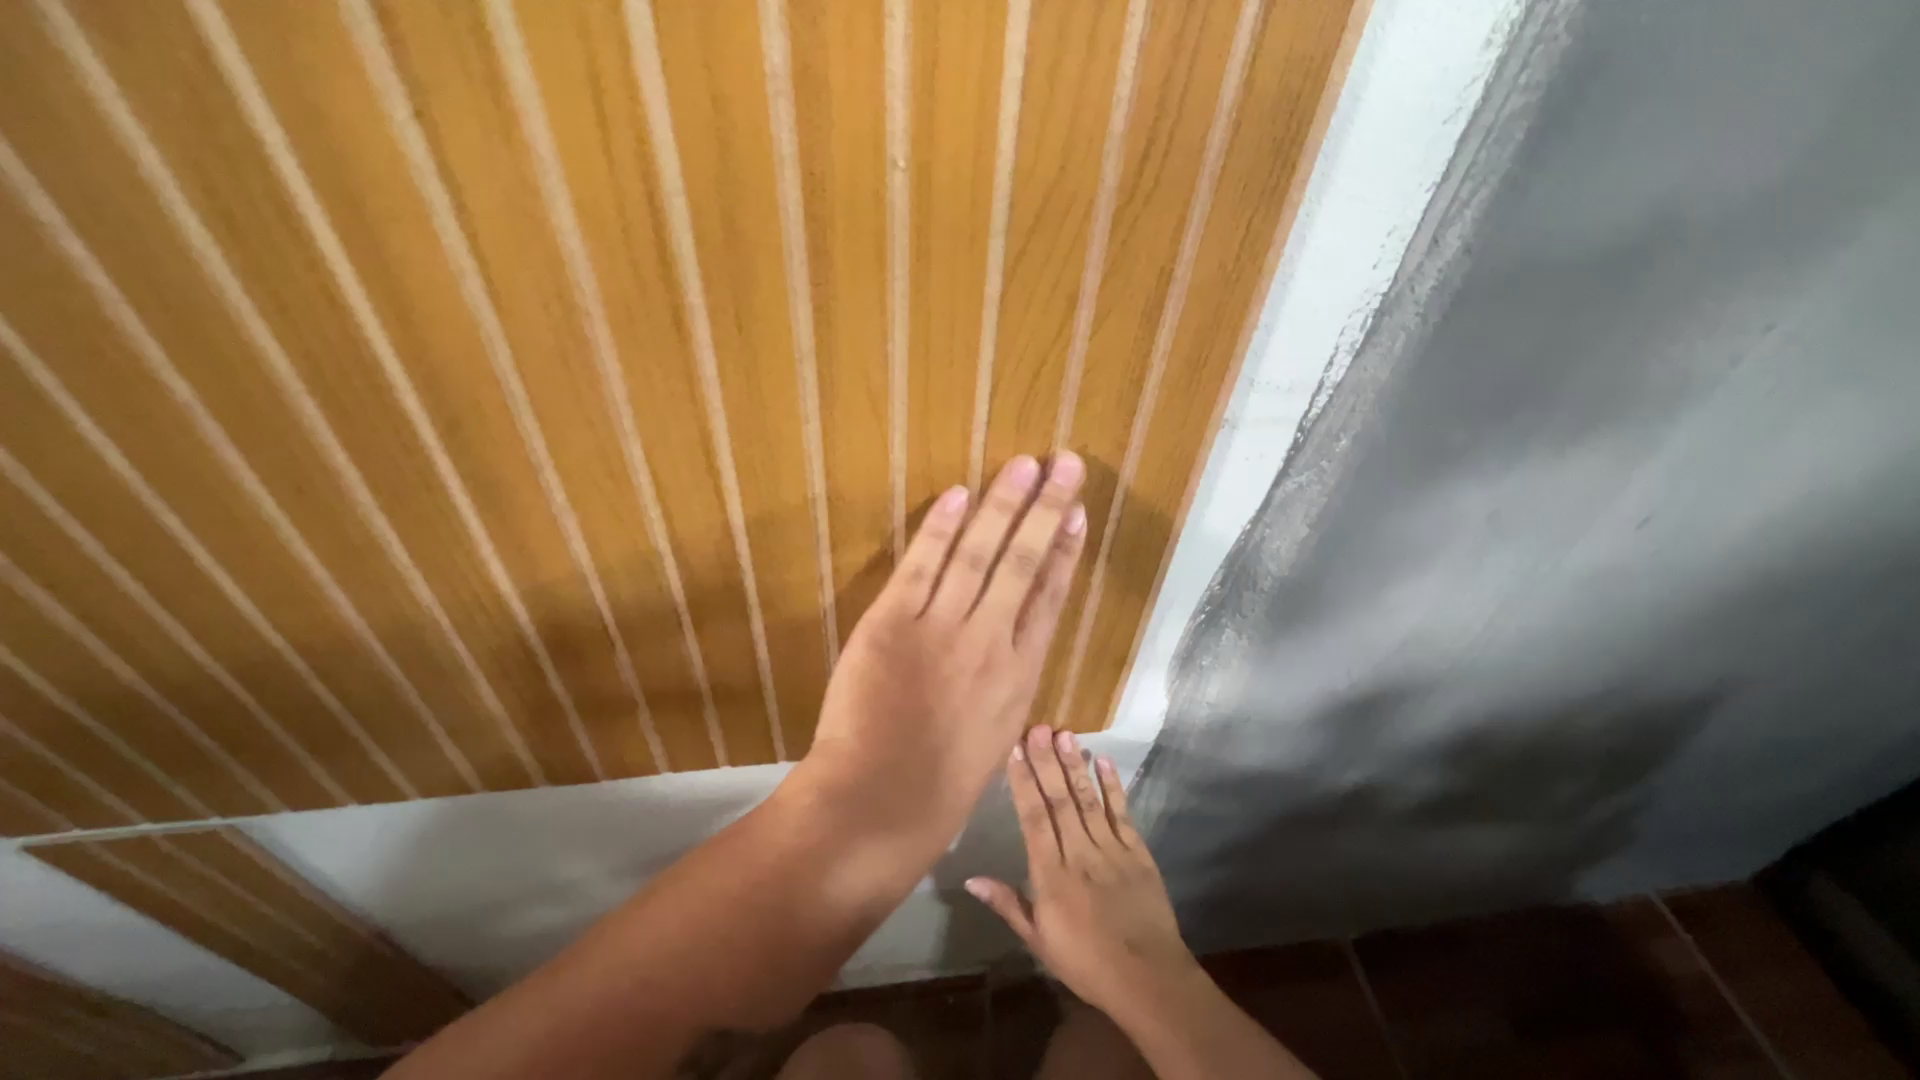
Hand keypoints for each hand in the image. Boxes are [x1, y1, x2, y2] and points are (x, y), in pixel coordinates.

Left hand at [796, 453, 1087, 843]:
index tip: (1079, 513)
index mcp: (1021, 674)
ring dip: (1004, 503)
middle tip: (1067, 463)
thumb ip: (1003, 684)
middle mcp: (992, 642)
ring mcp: (943, 630)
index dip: (1066, 551)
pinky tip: (959, 494)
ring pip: (980, 553)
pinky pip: (923, 566)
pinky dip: (941, 528)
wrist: (881, 801)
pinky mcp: (894, 624)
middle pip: (1026, 562)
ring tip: (1025, 463)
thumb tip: (1007, 648)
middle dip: (1047, 508)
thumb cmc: (939, 784)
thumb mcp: (994, 736)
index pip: (1051, 598)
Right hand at [966, 725, 1198, 1022]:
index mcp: (1052, 875)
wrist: (1149, 979)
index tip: (1014, 751)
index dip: (1023, 783)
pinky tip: (1103, 760)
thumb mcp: (1039, 941)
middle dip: (1046, 761)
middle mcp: (1080, 853)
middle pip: (1059, 801)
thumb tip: (971, 878)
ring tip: (1064, 733)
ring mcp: (1112, 850)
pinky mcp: (1138, 853)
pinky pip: (1122, 813)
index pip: (1033, 819)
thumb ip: (1008, 904)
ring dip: (1075, 765)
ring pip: (1088, 800)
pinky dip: (1113, 786)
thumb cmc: (1087, 964)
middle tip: (1037, 727)